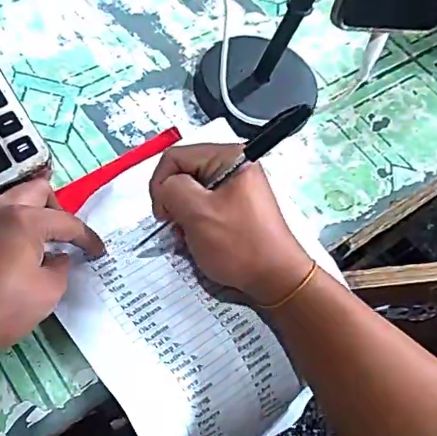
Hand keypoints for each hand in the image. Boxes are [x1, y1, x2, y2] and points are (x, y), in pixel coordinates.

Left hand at [0, 177, 103, 365]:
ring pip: (13, 200)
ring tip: (42, 244)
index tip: (98, 251)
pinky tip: (16, 253)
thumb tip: (57, 258)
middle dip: (59, 208)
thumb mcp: (46, 295)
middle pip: (37, 190)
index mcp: (24, 220)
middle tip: (67, 237)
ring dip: (33, 214)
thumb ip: (60, 270)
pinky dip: (13, 225)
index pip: (67, 221)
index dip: (87, 237)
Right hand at [149, 144, 311, 304]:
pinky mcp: (236, 207)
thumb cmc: (241, 247)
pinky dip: (195, 224)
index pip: (175, 157)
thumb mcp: (197, 213)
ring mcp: (236, 188)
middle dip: (174, 202)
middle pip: (183, 174)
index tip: (163, 213)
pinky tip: (199, 240)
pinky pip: (204, 207)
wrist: (275, 278)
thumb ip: (171, 189)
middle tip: (177, 227)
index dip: (161, 184)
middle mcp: (234, 167)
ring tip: (191, 238)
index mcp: (230, 157)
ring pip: (191, 193)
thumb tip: (163, 187)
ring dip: (183, 216)